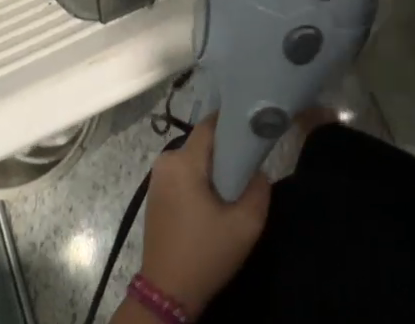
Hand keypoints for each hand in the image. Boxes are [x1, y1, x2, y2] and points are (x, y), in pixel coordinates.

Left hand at [139, 116, 270, 316]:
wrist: (166, 292)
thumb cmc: (205, 254)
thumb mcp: (246, 225)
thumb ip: (259, 188)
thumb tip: (257, 170)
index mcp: (184, 162)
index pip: (210, 125)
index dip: (234, 123)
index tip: (254, 130)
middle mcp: (166, 161)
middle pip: (202, 142)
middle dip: (226, 151)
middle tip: (248, 167)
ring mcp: (157, 178)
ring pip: (193, 159)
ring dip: (212, 168)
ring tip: (233, 187)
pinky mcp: (155, 193)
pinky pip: (183, 173)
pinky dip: (199, 180)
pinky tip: (213, 201)